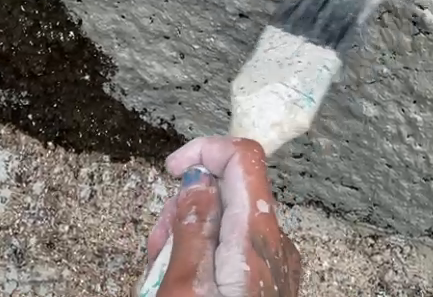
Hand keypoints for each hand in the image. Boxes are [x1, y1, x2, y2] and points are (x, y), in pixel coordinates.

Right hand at [145, 137, 301, 296]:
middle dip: (187, 205)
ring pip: (227, 222)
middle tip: (158, 243)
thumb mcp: (186, 287)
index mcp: (257, 236)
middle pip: (230, 190)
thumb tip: (197, 178)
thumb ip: (192, 229)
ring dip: (190, 234)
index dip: (204, 150)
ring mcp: (274, 264)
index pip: (243, 156)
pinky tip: (183, 281)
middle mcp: (274, 243)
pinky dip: (205, 255)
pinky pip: (234, 250)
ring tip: (162, 271)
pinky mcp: (268, 283)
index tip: (172, 170)